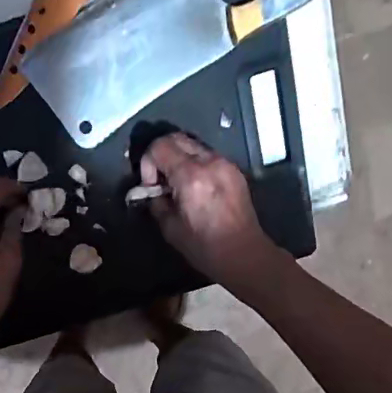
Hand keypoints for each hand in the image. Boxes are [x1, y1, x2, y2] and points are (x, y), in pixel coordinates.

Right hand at [140, 133, 283, 286]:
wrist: (243, 254)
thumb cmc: (204, 247)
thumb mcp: (170, 228)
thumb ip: (156, 202)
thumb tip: (151, 192)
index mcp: (191, 176)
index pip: (160, 146)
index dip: (148, 163)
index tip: (151, 186)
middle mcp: (209, 162)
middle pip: (176, 138)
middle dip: (162, 156)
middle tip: (160, 181)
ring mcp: (225, 163)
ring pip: (193, 146)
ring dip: (179, 159)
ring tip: (178, 186)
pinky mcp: (234, 170)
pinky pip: (208, 157)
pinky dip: (195, 165)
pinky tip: (196, 189)